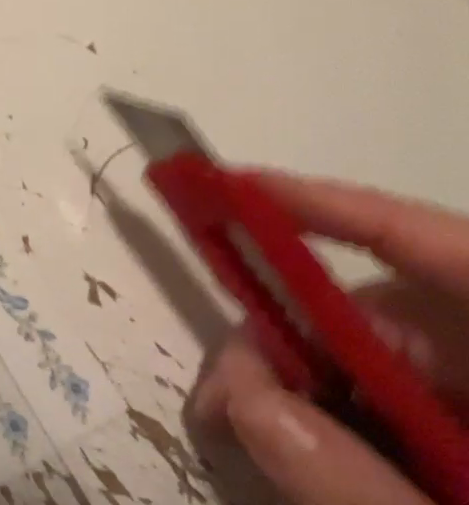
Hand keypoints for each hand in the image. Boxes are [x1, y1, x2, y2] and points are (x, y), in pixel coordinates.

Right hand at [192, 172, 468, 504]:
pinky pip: (393, 418)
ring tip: (247, 437)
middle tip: (225, 403)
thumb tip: (246, 404)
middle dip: (291, 343)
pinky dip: (335, 431)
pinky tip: (302, 461)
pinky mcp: (468, 456)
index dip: (345, 212)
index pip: (455, 256)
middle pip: (393, 321)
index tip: (233, 193)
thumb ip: (369, 489)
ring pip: (377, 372)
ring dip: (300, 394)